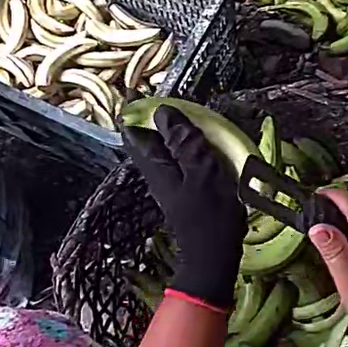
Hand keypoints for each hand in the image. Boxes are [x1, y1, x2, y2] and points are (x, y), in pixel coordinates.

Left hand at [123, 107, 246, 308]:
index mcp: (156, 166)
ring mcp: (168, 184)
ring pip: (161, 150)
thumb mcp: (203, 172)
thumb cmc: (210, 215)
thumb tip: (164, 111)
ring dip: (169, 133)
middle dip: (151, 119)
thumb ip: (184, 142)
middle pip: (145, 139)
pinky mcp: (182, 191)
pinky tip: (199, 145)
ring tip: (185, 118)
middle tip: (165, 99)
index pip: (134, 131)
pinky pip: (176, 161)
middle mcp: (155, 173)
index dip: (134, 110)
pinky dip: (183, 147)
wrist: (214, 257)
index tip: (138, 89)